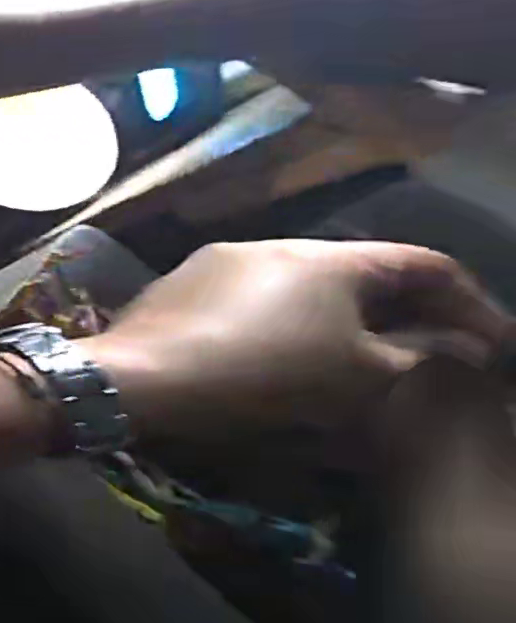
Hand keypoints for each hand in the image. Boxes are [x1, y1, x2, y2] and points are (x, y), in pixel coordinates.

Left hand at [81, 241, 513, 439]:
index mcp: (321, 257)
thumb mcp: (367, 373)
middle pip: (352, 268)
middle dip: (400, 306)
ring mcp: (207, 264)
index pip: (421, 263)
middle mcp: (261, 247)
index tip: (492, 346)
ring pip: (292, 282)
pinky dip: (277, 317)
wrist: (141, 375)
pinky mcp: (171, 287)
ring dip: (334, 313)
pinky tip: (280, 348)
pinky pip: (243, 295)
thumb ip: (425, 352)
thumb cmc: (264, 372)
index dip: (469, 303)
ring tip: (358, 353)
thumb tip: (454, 342)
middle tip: (430, 349)